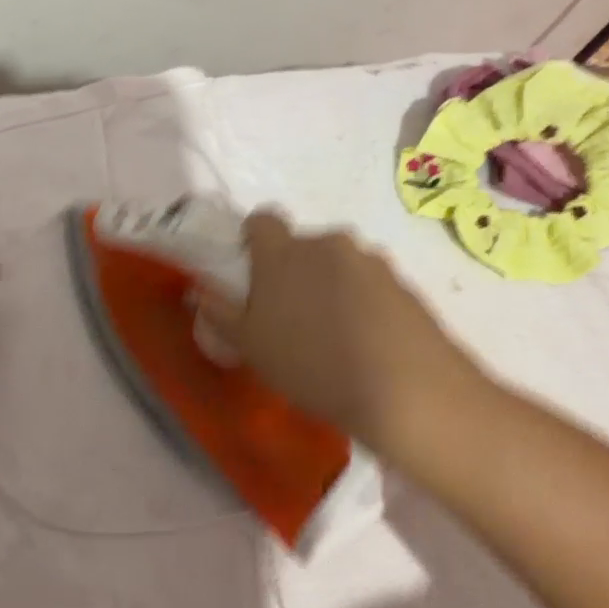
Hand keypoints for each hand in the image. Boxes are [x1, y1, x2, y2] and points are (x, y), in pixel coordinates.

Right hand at [197, 210, 481, 450]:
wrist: (404, 387)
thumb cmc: (309, 363)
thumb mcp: (249, 346)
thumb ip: (221, 313)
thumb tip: (204, 292)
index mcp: (283, 251)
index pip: (261, 220)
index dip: (251, 241)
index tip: (251, 274)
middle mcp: (329, 243)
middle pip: (303, 246)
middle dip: (293, 271)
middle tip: (288, 317)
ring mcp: (372, 261)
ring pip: (338, 266)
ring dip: (329, 288)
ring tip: (330, 337)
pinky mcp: (405, 284)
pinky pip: (370, 286)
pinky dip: (361, 305)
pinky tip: (363, 345)